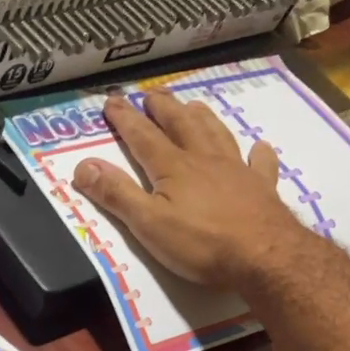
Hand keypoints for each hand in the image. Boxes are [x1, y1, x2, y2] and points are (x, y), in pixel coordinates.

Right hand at [72, 89, 310, 287]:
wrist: (265, 257)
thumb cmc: (201, 243)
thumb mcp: (148, 223)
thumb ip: (116, 194)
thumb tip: (84, 165)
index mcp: (173, 168)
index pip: (143, 137)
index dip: (125, 119)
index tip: (112, 101)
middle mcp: (205, 160)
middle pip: (182, 126)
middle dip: (163, 108)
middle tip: (151, 93)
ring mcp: (237, 172)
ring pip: (217, 135)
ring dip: (202, 118)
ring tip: (193, 105)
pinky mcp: (261, 189)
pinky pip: (259, 164)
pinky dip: (257, 153)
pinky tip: (258, 147)